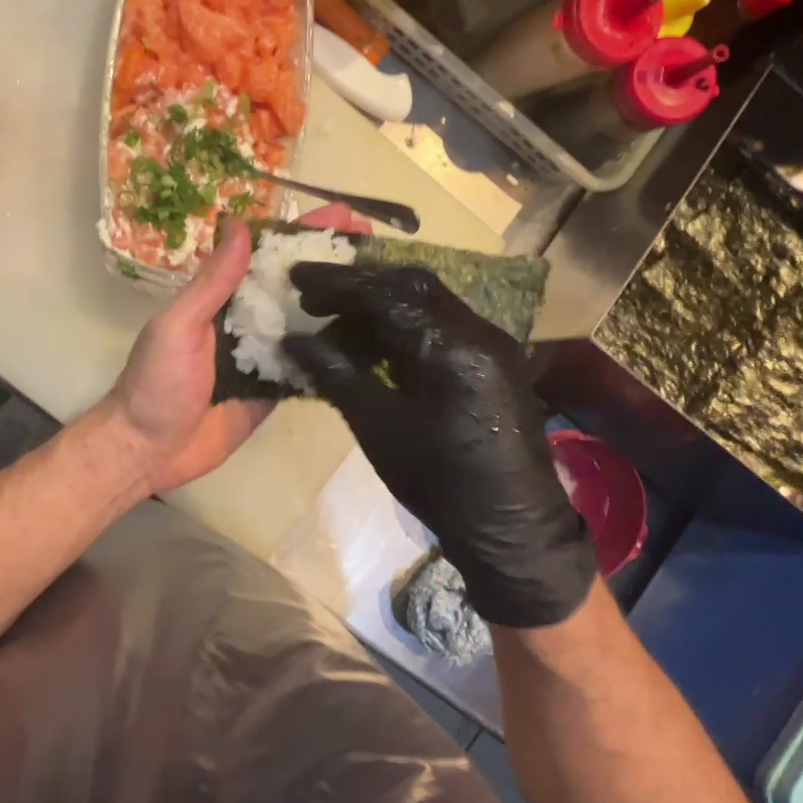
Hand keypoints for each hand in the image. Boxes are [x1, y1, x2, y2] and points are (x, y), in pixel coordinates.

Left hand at [108, 205, 369, 493]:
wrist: (149, 450)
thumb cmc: (157, 383)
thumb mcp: (179, 325)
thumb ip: (212, 282)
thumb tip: (241, 224)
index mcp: (220, 299)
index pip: (266, 255)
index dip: (302, 233)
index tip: (344, 214)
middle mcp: (246, 321)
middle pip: (295, 285)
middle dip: (333, 262)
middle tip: (379, 246)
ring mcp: (263, 357)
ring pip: (308, 323)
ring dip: (343, 304)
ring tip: (388, 284)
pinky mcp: (274, 391)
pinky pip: (311, 367)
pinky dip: (337, 355)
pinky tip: (374, 341)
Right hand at [282, 264, 595, 627]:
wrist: (509, 526)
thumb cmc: (437, 481)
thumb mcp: (376, 427)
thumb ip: (335, 373)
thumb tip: (292, 340)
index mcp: (450, 347)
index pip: (384, 294)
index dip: (335, 283)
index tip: (294, 277)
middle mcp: (477, 331)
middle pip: (410, 286)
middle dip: (357, 287)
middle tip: (311, 297)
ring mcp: (491, 344)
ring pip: (427, 302)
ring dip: (379, 305)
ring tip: (334, 324)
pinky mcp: (493, 361)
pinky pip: (441, 324)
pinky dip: (402, 324)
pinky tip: (373, 344)